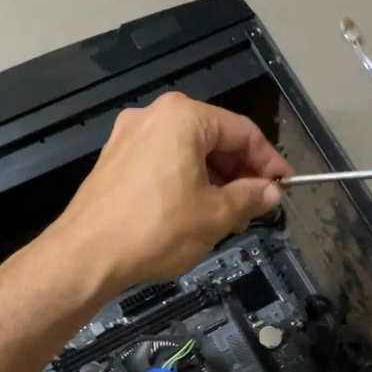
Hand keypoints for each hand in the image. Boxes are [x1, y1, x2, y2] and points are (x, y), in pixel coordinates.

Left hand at [47, 92, 288, 290]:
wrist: (87, 256)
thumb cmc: (156, 230)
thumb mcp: (215, 215)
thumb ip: (250, 197)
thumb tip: (271, 192)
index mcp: (183, 117)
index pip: (242, 132)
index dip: (269, 161)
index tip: (284, 186)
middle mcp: (153, 115)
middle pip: (213, 139)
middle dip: (240, 172)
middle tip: (257, 206)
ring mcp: (129, 137)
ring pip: (188, 153)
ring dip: (214, 181)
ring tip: (229, 217)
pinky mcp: (114, 161)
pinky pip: (163, 163)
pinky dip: (186, 182)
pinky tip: (195, 213)